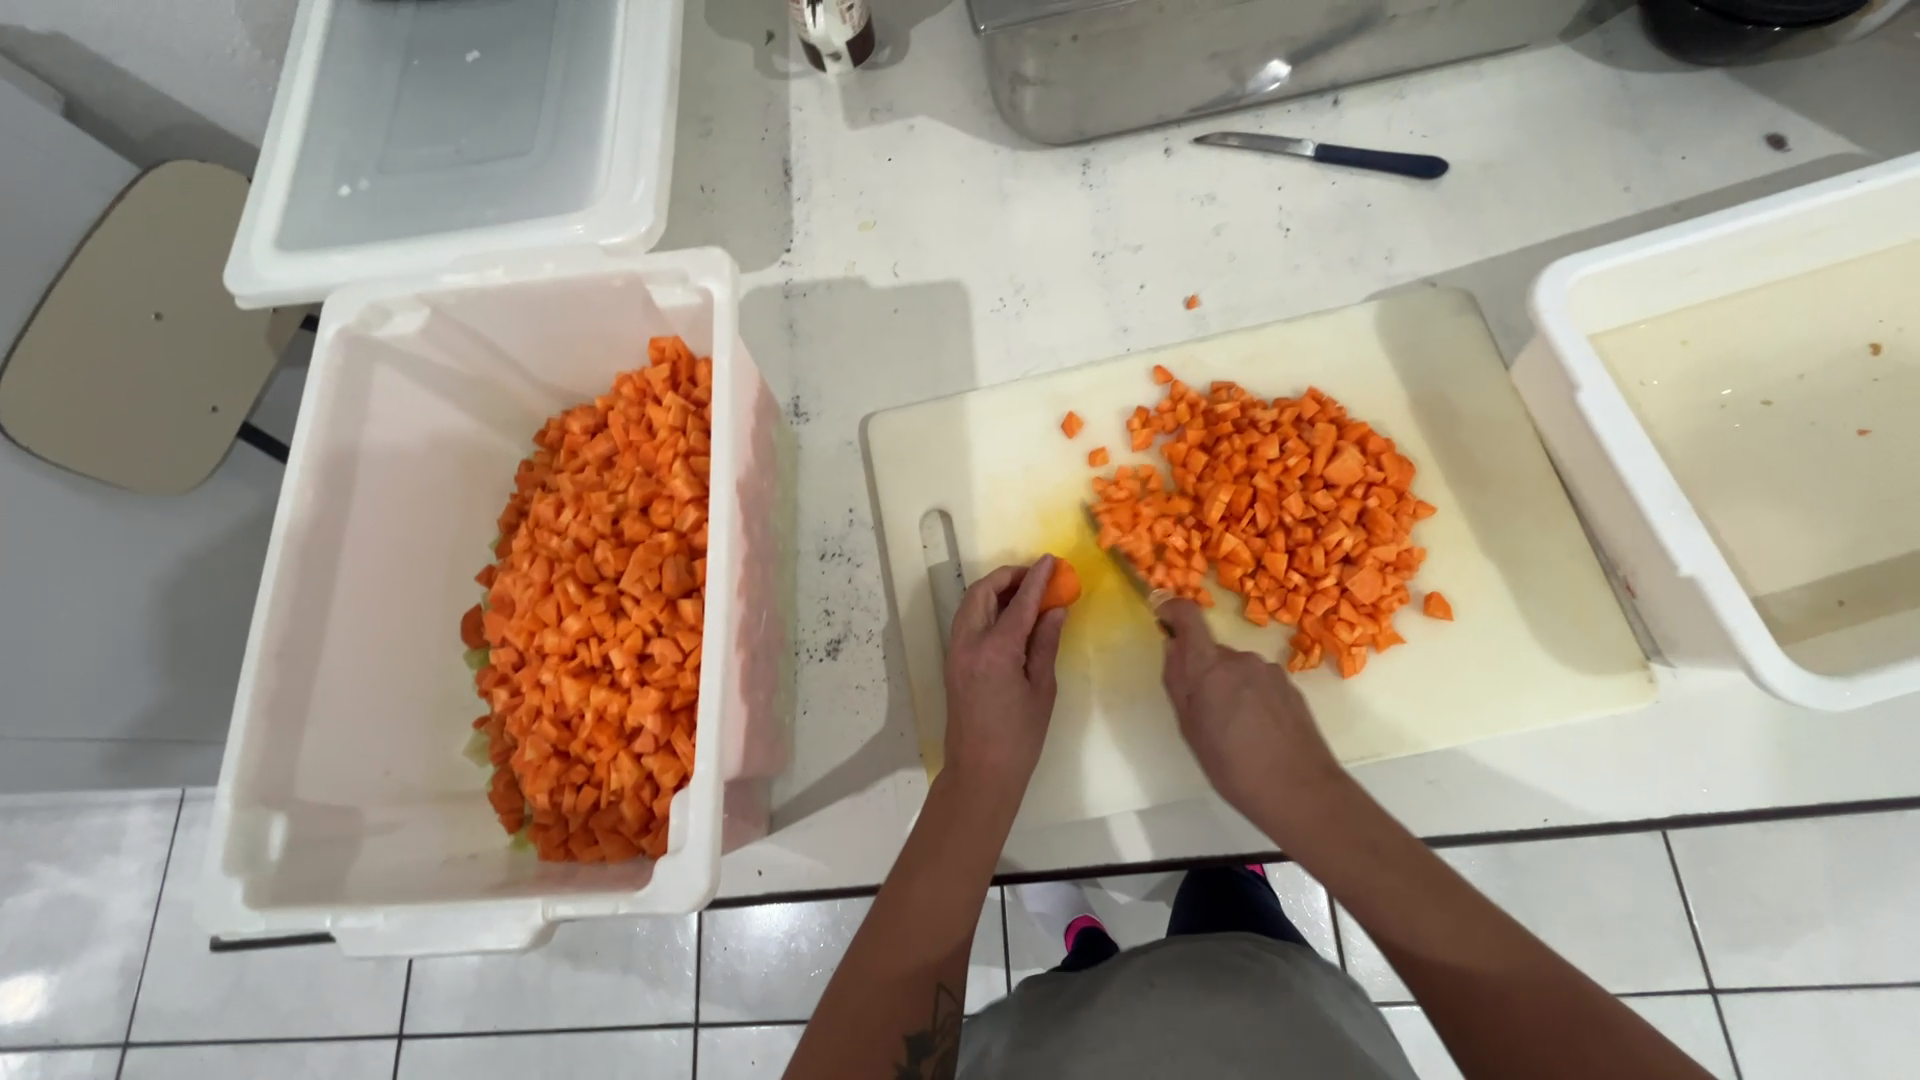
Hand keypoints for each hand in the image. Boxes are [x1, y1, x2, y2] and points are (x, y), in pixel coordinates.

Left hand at [942, 556, 1068, 806]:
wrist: (979, 772)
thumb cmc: (1019, 738)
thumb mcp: (1042, 689)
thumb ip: (1045, 644)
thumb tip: (1054, 610)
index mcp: (995, 651)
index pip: (1019, 603)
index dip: (1037, 579)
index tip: (1052, 561)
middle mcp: (968, 644)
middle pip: (982, 592)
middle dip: (1008, 577)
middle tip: (1036, 576)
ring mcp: (955, 652)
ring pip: (969, 604)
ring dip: (994, 590)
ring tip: (1024, 591)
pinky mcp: (952, 662)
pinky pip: (966, 621)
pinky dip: (986, 608)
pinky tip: (1007, 614)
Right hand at [1158, 599, 1346, 829]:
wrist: (1301, 791)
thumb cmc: (1232, 766)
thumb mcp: (1189, 728)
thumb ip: (1177, 682)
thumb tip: (1172, 646)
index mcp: (1210, 667)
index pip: (1189, 617)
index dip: (1173, 609)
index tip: (1163, 616)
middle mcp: (1241, 659)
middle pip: (1212, 652)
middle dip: (1202, 672)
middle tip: (1201, 712)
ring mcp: (1271, 672)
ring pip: (1236, 669)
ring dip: (1227, 687)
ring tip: (1232, 730)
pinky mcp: (1291, 688)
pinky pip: (1258, 682)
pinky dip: (1249, 697)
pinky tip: (1256, 732)